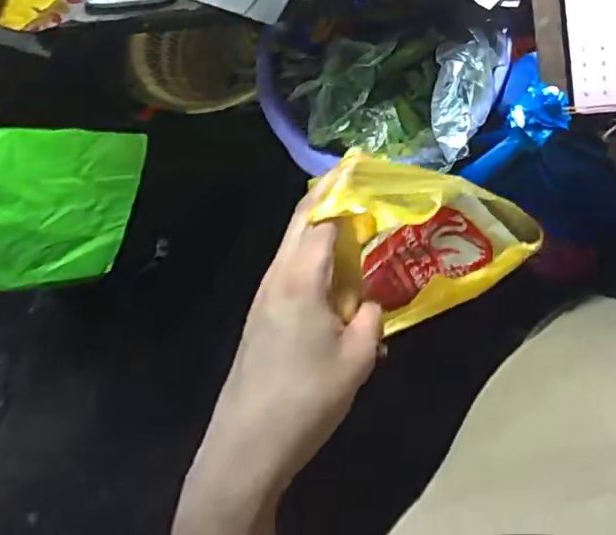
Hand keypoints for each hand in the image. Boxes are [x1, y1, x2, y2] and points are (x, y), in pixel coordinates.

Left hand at [174, 181, 382, 534]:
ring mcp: (264, 294)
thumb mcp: (358, 358)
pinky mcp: (261, 314)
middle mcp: (278, 275)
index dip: (346, 189)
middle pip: (301, 218)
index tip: (366, 167)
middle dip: (328, 192)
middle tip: (356, 176)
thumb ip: (371, 318)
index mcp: (301, 277)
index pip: (324, 216)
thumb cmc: (305, 398)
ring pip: (293, 241)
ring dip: (320, 221)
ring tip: (352, 217)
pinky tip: (334, 269)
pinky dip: (313, 250)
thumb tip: (368, 302)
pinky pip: (290, 265)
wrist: (244, 449)